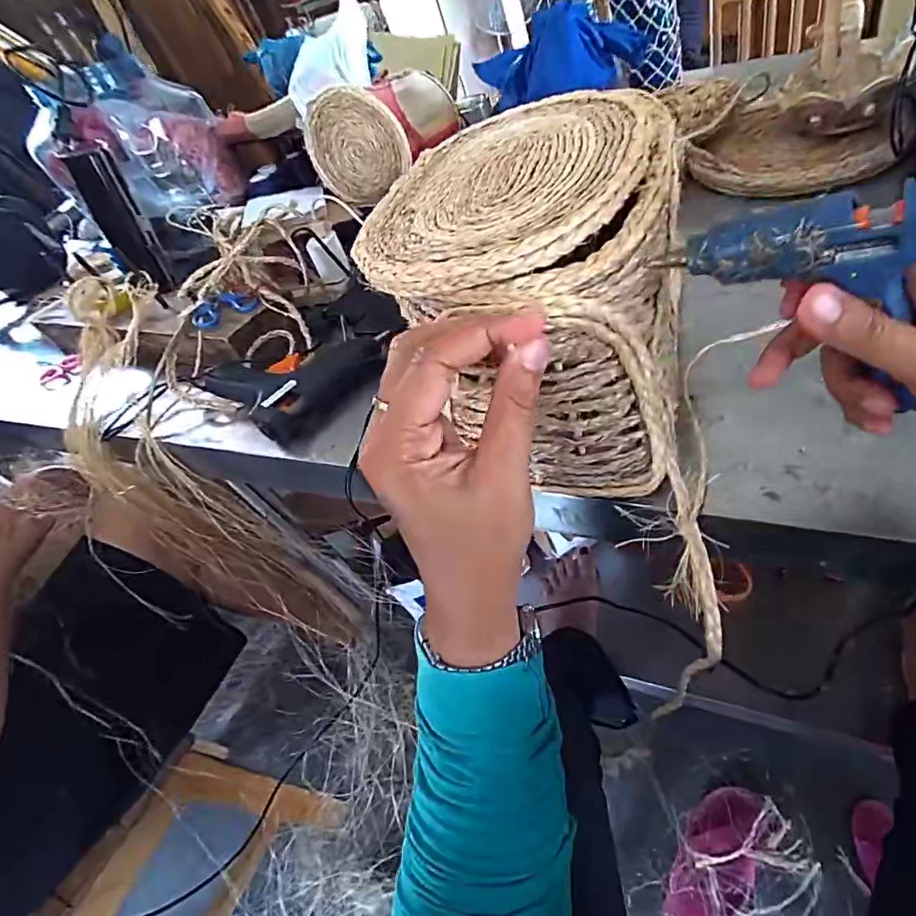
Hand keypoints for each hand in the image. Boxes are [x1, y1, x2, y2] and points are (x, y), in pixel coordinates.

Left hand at [358, 310, 549, 666]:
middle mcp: (381, 433)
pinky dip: (459, 361)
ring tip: (512, 333)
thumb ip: (515, 403)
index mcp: (395, 446)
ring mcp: (392, 434)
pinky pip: (426, 382)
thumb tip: (534, 343)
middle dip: (471, 329)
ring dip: (463, 340)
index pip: (432, 364)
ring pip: (417, 361)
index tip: (531, 322)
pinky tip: (491, 355)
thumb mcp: (505, 474)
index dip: (483, 333)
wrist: (469, 593)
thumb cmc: (484, 548)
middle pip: (415, 352)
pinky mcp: (410, 437)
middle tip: (525, 324)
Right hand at [747, 252, 915, 465]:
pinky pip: (884, 369)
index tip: (780, 317)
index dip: (811, 286)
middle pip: (849, 314)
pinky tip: (888, 422)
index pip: (855, 261)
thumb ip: (865, 331)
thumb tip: (805, 298)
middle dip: (832, 358)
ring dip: (857, 386)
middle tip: (773, 380)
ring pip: (862, 348)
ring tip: (880, 419)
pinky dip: (877, 395)